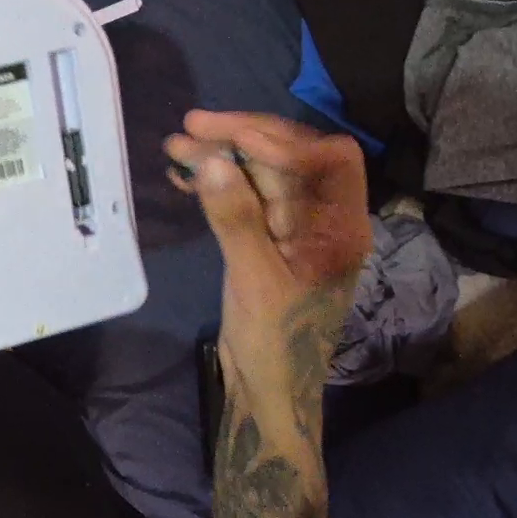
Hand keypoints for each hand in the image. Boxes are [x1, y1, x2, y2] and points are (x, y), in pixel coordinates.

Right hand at [164, 112, 369, 441]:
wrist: (269, 389)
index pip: (325, 158)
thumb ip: (236, 219)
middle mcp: (323, 220)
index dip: (278, 139)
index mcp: (340, 228)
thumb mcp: (255, 280)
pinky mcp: (267, 240)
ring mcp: (294, 229)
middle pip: (292, 158)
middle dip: (243, 138)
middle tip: (190, 128)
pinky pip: (246, 198)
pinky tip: (185, 177)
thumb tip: (213, 160)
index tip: (223, 134)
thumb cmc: (275, 341)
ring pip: (263, 175)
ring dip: (223, 156)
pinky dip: (218, 183)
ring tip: (176, 147)